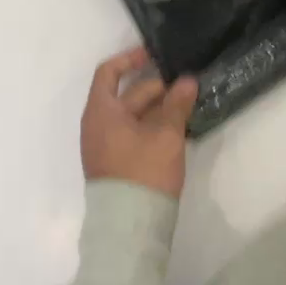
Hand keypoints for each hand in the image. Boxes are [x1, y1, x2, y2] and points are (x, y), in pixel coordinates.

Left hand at [79, 46, 198, 197]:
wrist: (129, 229)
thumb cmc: (143, 172)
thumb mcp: (165, 135)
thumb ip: (177, 105)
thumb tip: (188, 80)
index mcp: (101, 111)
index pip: (109, 72)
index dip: (130, 59)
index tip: (155, 55)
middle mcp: (97, 125)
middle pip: (126, 94)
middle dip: (156, 88)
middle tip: (186, 85)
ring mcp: (105, 146)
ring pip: (132, 116)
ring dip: (157, 108)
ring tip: (186, 105)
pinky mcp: (116, 164)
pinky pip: (132, 134)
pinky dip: (151, 126)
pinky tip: (176, 128)